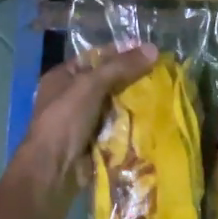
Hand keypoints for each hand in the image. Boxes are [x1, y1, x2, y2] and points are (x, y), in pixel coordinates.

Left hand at [12, 43, 158, 198]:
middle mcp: (71, 96)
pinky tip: (154, 120)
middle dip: (131, 80)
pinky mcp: (94, 142)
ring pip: (114, 106)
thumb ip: (120, 67)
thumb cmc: (65, 119)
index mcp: (62, 77)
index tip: (149, 53)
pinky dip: (132, 125)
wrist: (53, 169)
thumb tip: (153, 49)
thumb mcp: (90, 85)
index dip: (120, 53)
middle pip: (107, 82)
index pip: (95, 57)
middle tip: (162, 75)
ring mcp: (83, 121)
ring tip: (163, 95)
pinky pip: (117, 128)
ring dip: (134, 104)